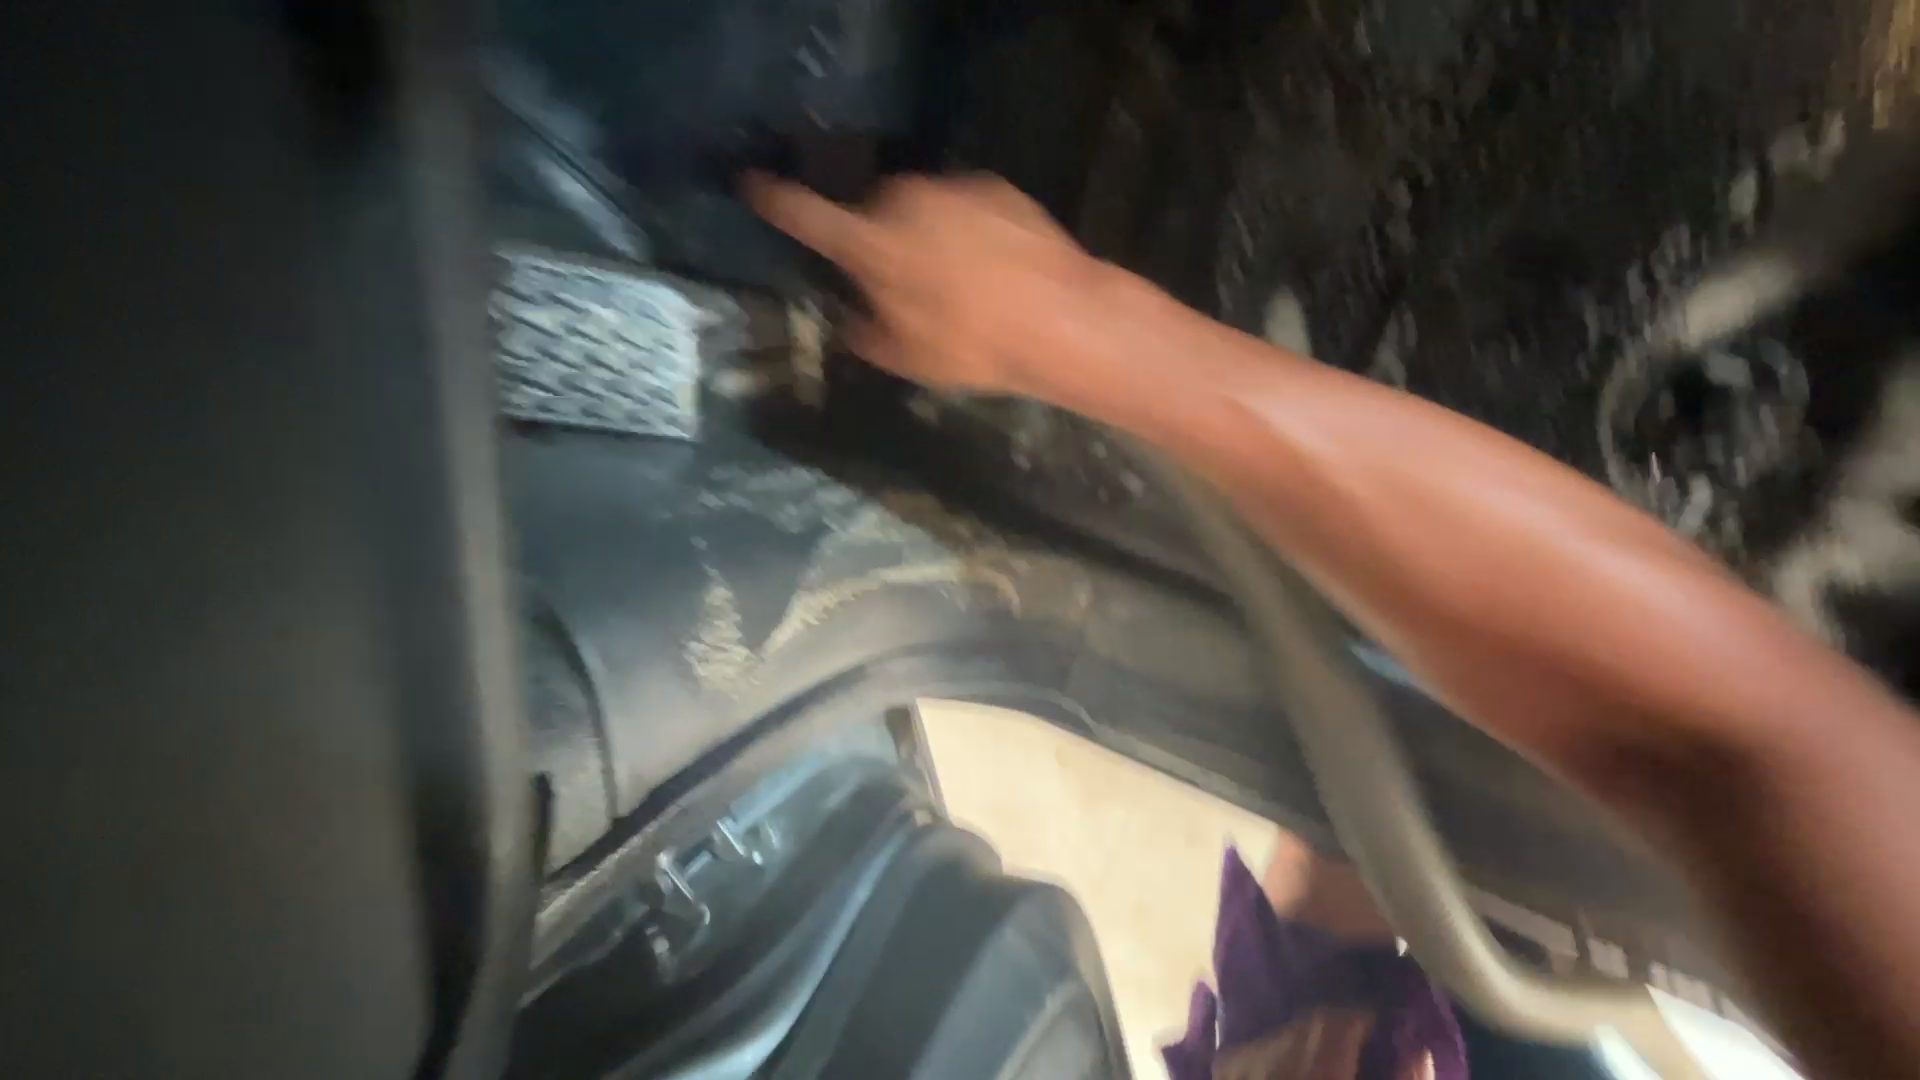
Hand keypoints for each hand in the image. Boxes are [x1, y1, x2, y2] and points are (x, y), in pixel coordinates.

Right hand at [745, 172, 1112, 395]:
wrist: (1060, 317)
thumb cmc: (975, 346)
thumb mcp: (908, 359)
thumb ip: (866, 334)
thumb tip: (853, 319)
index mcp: (871, 245)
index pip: (806, 216)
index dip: (775, 201)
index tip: (751, 183)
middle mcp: (903, 201)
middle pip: (870, 211)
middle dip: (877, 240)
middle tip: (905, 284)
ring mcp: (950, 188)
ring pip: (918, 206)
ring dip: (922, 233)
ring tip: (958, 280)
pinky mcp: (992, 186)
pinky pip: (960, 203)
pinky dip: (963, 227)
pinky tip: (990, 264)